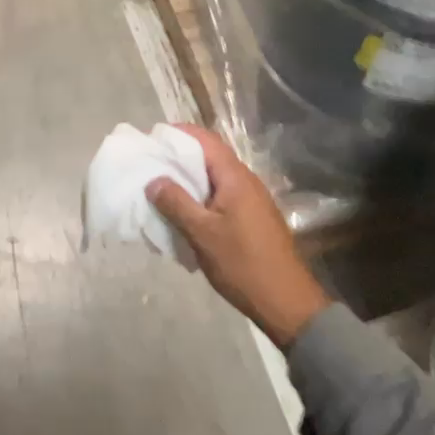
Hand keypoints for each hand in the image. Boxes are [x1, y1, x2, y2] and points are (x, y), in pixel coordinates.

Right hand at [145, 123, 331, 346]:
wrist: (285, 300)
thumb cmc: (242, 263)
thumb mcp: (202, 234)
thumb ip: (177, 203)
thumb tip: (154, 179)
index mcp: (236, 178)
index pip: (206, 141)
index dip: (180, 134)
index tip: (153, 139)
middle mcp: (246, 182)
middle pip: (210, 158)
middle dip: (180, 159)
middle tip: (149, 167)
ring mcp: (252, 201)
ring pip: (214, 181)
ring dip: (189, 182)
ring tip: (160, 191)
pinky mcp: (252, 219)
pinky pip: (221, 199)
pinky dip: (200, 200)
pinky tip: (183, 216)